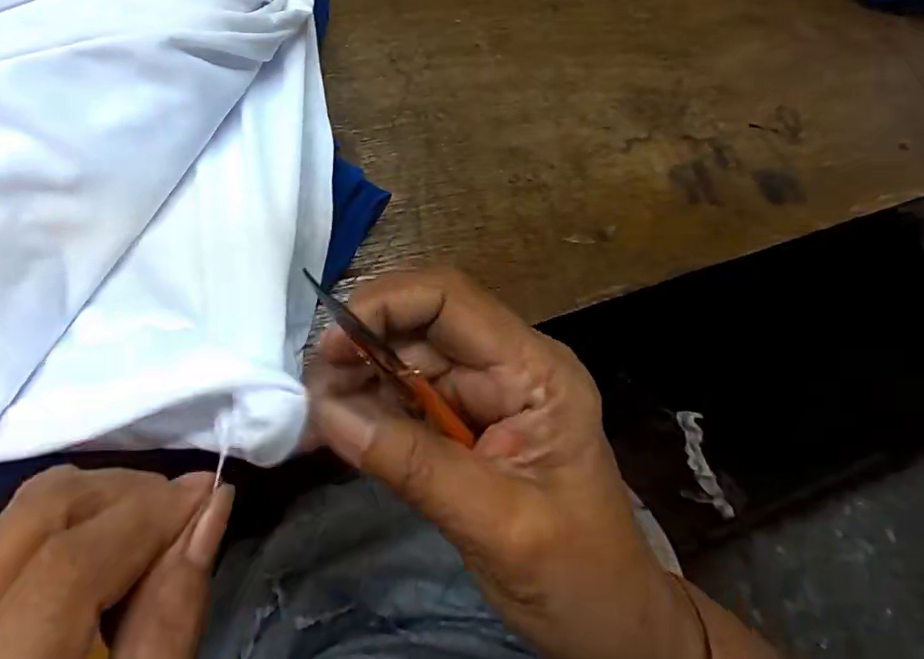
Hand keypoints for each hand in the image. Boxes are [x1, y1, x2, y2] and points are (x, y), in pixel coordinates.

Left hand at [0, 464, 233, 658]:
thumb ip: (171, 615)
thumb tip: (213, 507)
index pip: (68, 562)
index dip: (150, 513)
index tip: (210, 492)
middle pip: (37, 513)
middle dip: (128, 492)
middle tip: (183, 508)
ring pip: (11, 517)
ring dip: (95, 504)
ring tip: (145, 529)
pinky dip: (55, 530)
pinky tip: (94, 557)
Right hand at [307, 268, 710, 658]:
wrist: (614, 623)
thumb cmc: (578, 574)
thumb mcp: (499, 524)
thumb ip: (415, 466)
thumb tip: (327, 412)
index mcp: (535, 369)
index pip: (453, 300)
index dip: (387, 304)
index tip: (330, 343)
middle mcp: (510, 364)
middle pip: (423, 325)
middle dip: (362, 346)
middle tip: (309, 390)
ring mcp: (488, 392)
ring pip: (408, 360)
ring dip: (358, 380)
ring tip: (312, 414)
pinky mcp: (469, 423)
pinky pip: (409, 400)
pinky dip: (370, 411)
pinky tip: (335, 427)